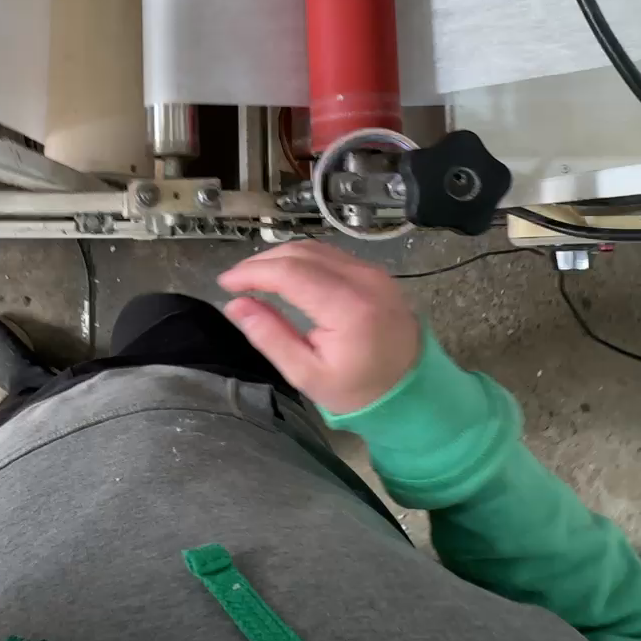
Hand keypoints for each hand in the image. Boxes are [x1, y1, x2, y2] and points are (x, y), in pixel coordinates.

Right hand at [217, 241, 423, 412]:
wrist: (415, 391)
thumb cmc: (359, 390)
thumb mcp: (307, 375)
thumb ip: (270, 336)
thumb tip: (234, 305)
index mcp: (348, 307)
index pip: (289, 273)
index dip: (251, 273)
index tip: (225, 284)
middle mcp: (363, 280)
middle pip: (299, 253)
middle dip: (261, 263)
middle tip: (235, 282)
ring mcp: (372, 272)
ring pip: (314, 248)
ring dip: (278, 257)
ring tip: (253, 278)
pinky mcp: (374, 273)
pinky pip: (329, 254)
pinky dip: (299, 259)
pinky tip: (283, 275)